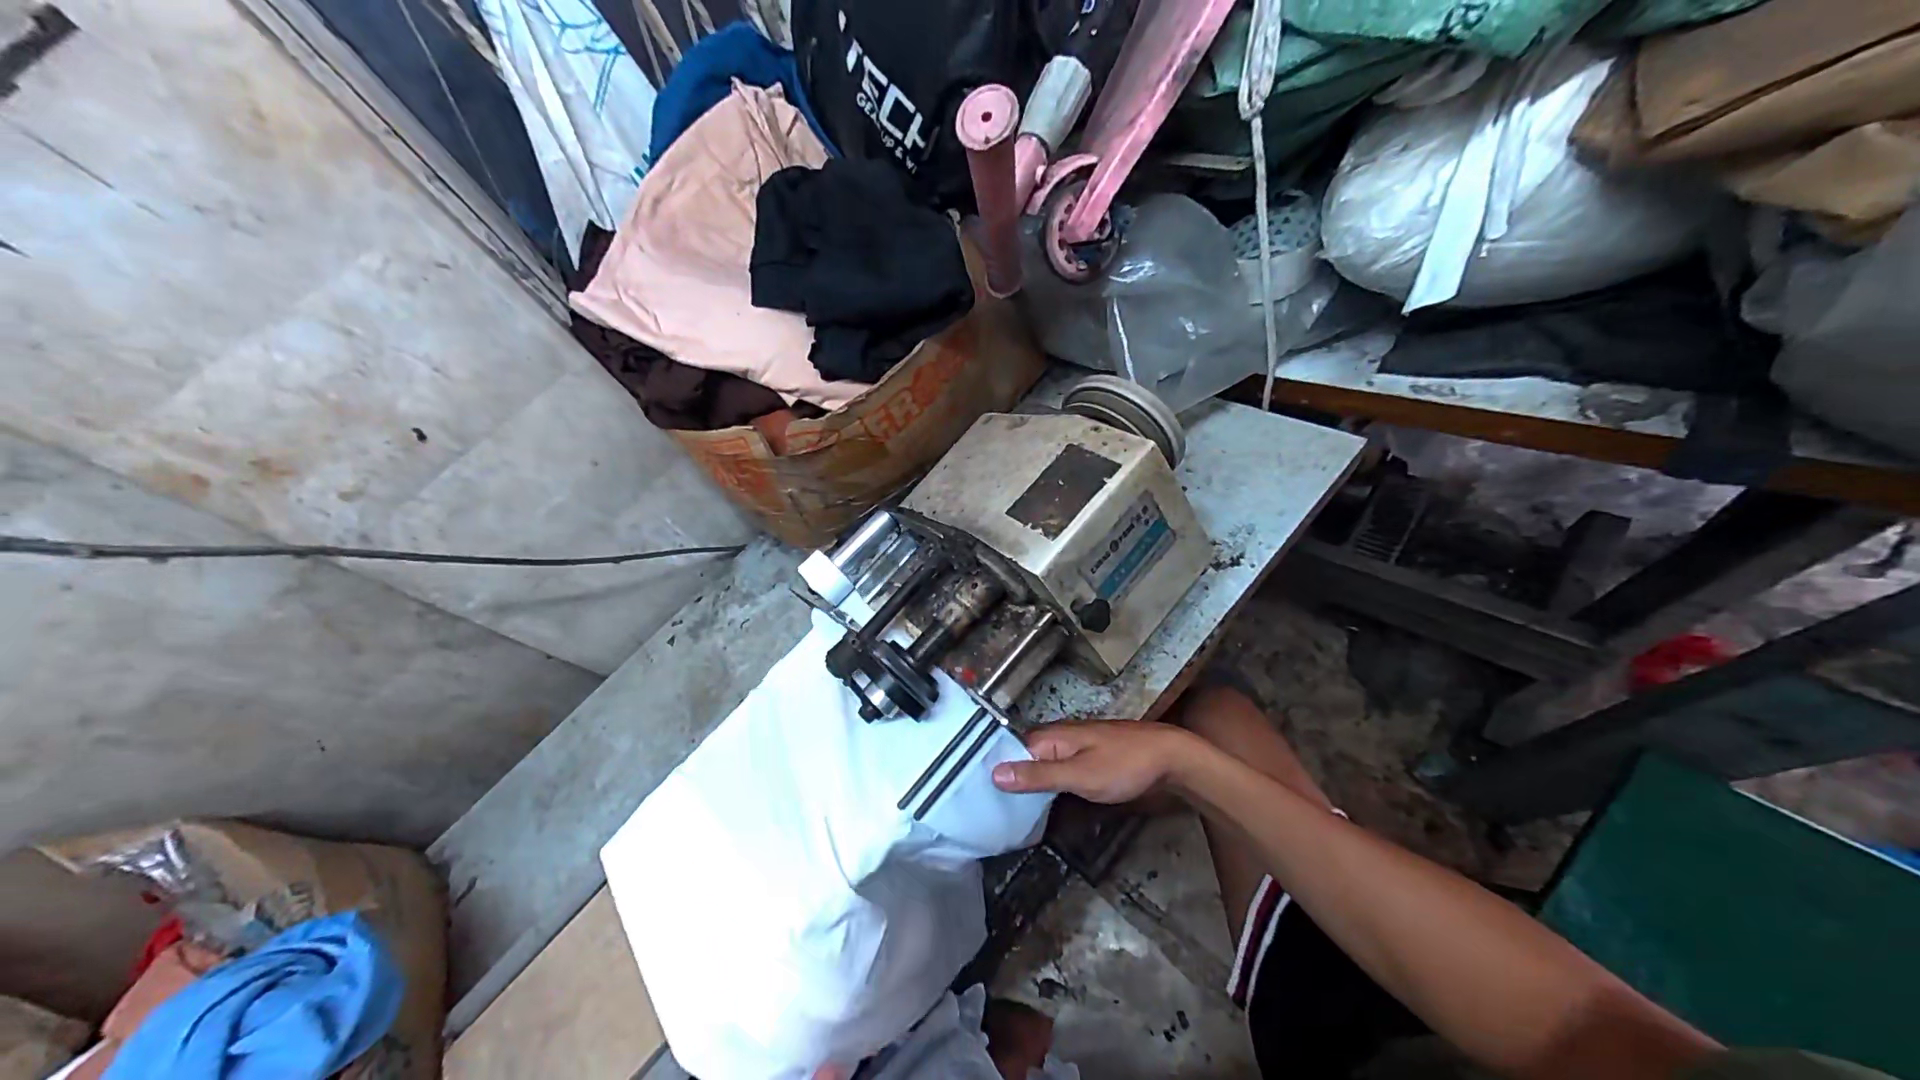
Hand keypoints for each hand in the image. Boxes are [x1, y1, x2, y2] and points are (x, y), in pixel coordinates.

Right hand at [990, 721, 1195, 802]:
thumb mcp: (1079, 776)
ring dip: (1026, 784)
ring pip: (1038, 765)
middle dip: (1006, 778)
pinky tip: (1038, 803)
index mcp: (1050, 737)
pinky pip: (1055, 770)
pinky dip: (1045, 785)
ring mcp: (1073, 747)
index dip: (992, 770)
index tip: (974, 794)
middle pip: (1022, 758)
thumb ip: (1038, 776)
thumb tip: (994, 772)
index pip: (1008, 751)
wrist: (1171, 759)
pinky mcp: (1086, 759)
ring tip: (1004, 810)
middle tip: (985, 808)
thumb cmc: (1125, 766)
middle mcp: (1057, 738)